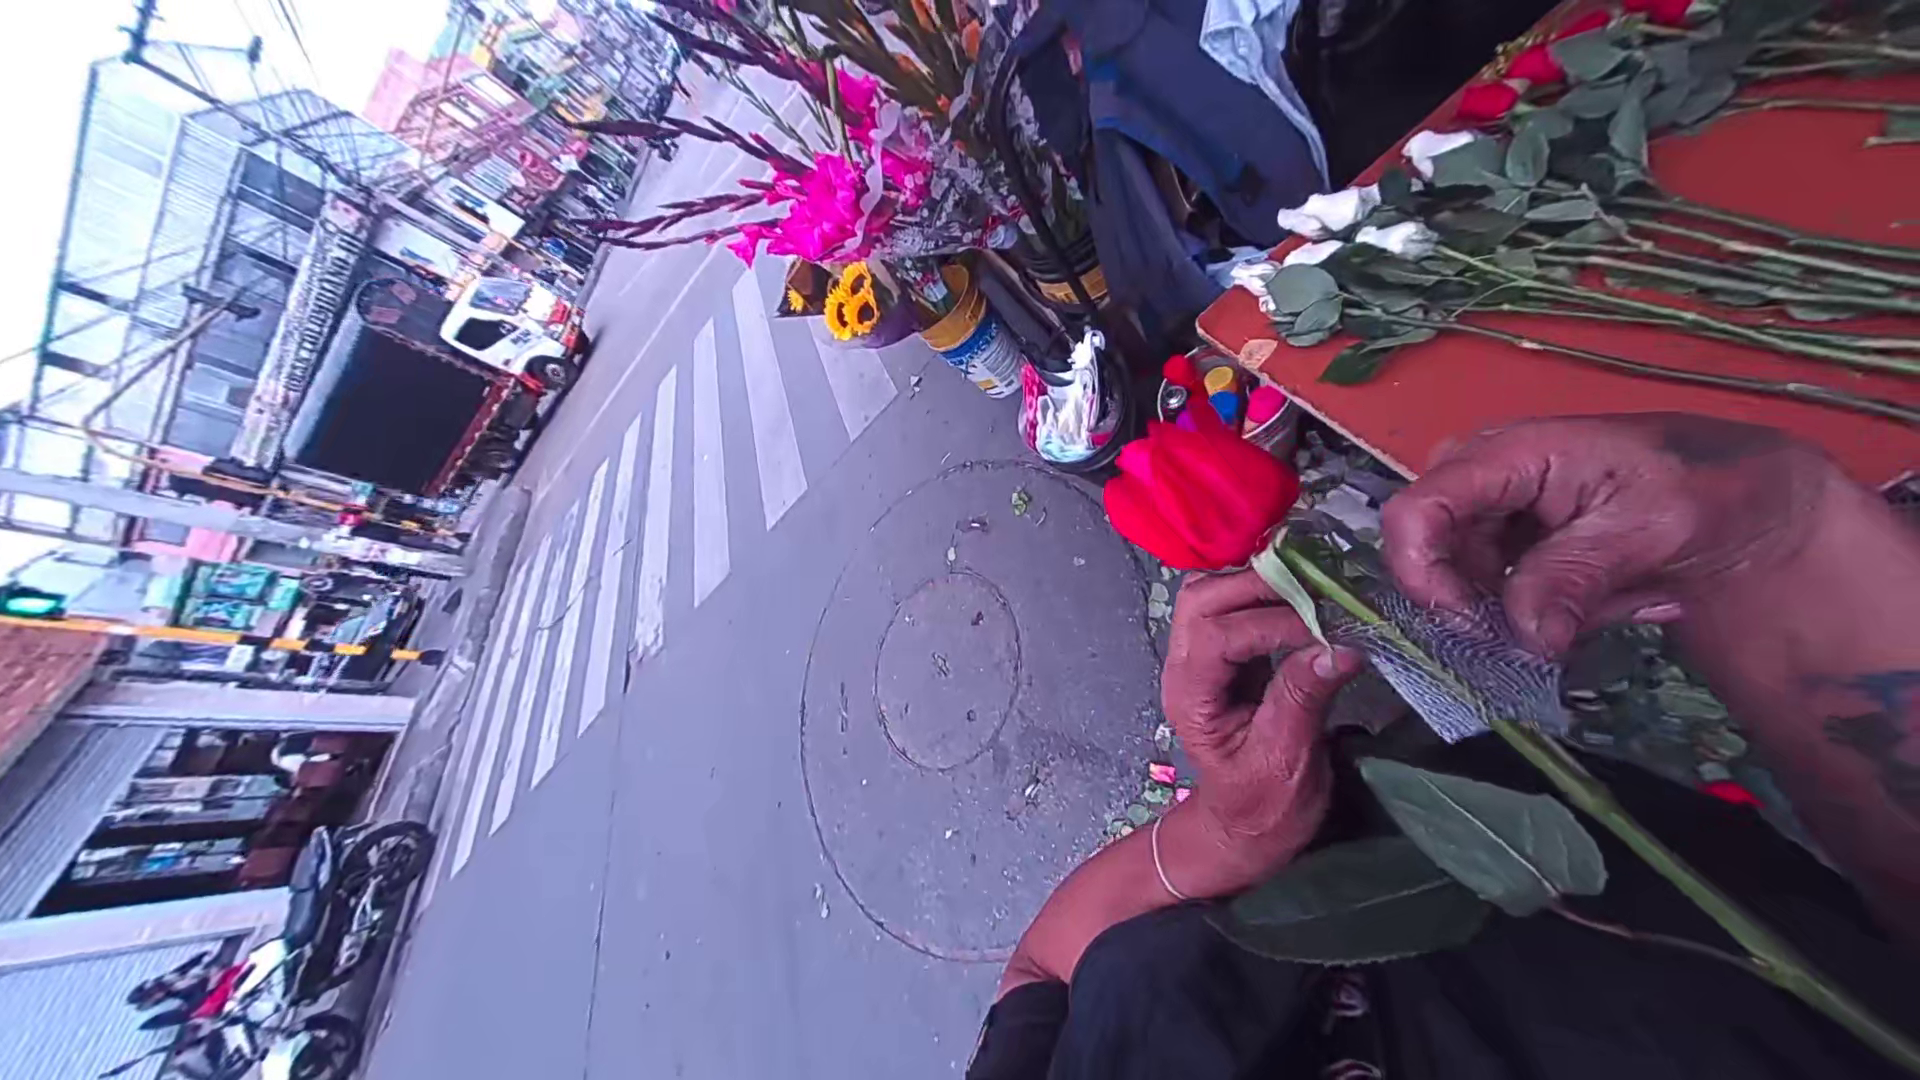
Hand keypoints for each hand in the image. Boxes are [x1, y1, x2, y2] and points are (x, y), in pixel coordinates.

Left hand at [1161, 570, 1365, 876]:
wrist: (1242, 825)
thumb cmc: (1261, 806)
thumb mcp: (1286, 760)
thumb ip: (1303, 699)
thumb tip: (1340, 646)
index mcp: (1190, 696)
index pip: (1217, 637)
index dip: (1271, 623)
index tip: (1327, 624)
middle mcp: (1182, 666)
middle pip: (1199, 600)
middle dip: (1255, 585)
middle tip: (1318, 587)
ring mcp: (1194, 656)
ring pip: (1206, 594)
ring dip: (1253, 581)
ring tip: (1310, 584)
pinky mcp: (1217, 653)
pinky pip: (1226, 605)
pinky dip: (1258, 592)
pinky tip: (1297, 593)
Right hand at [1382, 413, 1841, 656]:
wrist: (1753, 498)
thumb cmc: (1710, 488)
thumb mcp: (1652, 530)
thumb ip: (1575, 577)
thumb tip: (1524, 638)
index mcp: (1503, 455)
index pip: (1415, 512)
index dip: (1418, 570)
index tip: (1466, 623)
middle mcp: (1471, 476)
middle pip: (1423, 546)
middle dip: (1471, 595)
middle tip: (1538, 629)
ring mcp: (1478, 506)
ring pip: (1448, 572)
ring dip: (1506, 604)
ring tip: (1593, 605)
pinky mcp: (1490, 533)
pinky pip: (1476, 581)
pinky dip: (1521, 604)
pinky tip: (1581, 599)